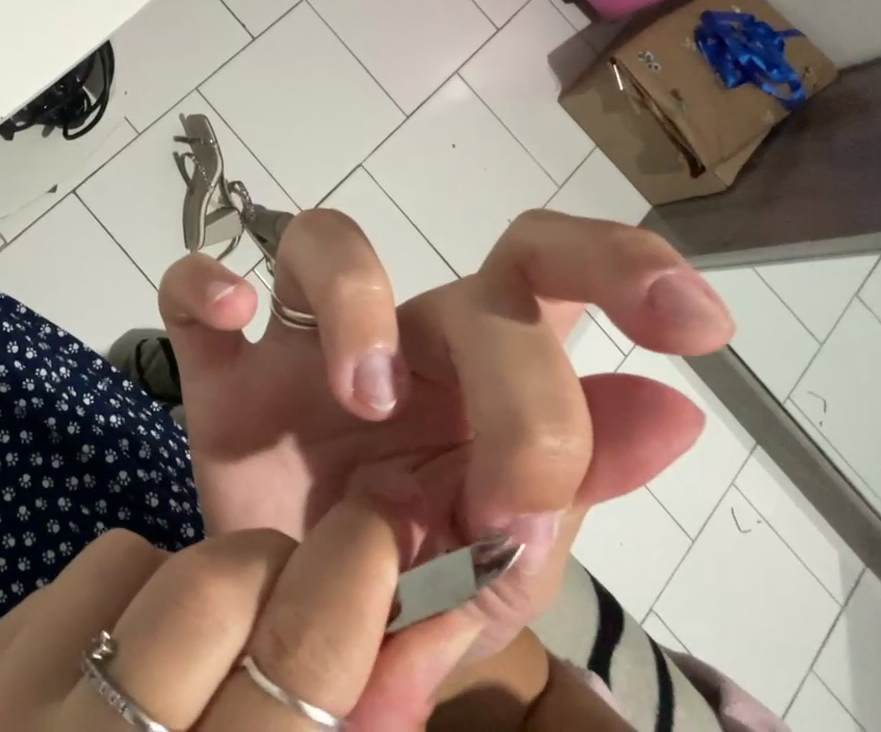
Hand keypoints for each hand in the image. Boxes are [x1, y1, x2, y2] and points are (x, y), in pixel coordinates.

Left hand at [0, 496, 488, 730]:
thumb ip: (361, 721)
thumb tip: (412, 611)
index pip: (294, 652)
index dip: (354, 566)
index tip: (383, 515)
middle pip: (208, 581)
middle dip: (273, 561)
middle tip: (293, 588)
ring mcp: (11, 701)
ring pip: (136, 554)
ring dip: (191, 580)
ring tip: (197, 647)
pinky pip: (80, 575)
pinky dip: (126, 594)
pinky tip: (127, 659)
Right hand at [157, 209, 733, 711]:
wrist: (292, 638)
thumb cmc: (408, 589)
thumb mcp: (503, 559)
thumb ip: (575, 487)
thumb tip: (675, 412)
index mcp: (485, 378)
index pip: (557, 277)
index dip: (625, 268)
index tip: (691, 328)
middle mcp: (400, 339)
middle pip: (471, 282)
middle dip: (518, 376)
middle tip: (510, 491)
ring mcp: (297, 348)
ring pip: (322, 241)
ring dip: (357, 303)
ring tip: (364, 399)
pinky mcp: (218, 374)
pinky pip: (189, 292)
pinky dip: (203, 283)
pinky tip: (228, 311)